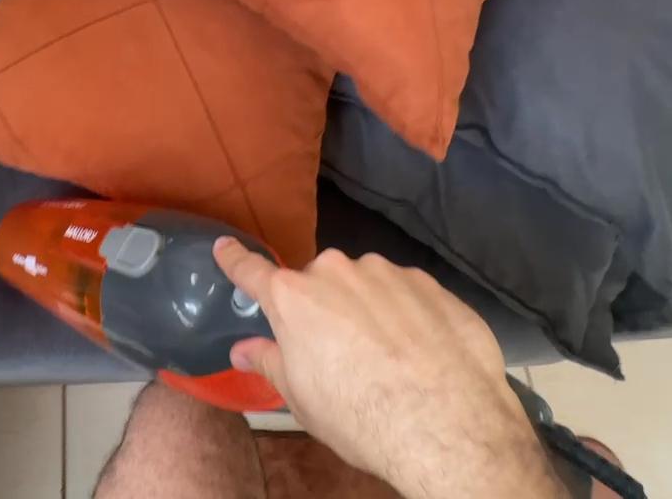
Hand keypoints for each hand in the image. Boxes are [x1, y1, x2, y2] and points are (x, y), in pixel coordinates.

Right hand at [214, 240, 563, 498]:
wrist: (448, 425)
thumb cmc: (359, 416)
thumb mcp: (303, 401)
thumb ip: (270, 364)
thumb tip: (242, 349)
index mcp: (294, 298)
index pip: (253, 271)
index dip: (236, 260)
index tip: (224, 246)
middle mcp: (334, 271)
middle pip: (320, 284)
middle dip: (326, 308)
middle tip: (343, 352)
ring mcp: (385, 271)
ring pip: (367, 286)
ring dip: (371, 310)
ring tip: (393, 358)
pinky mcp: (429, 283)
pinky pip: (408, 294)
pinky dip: (410, 316)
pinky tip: (426, 353)